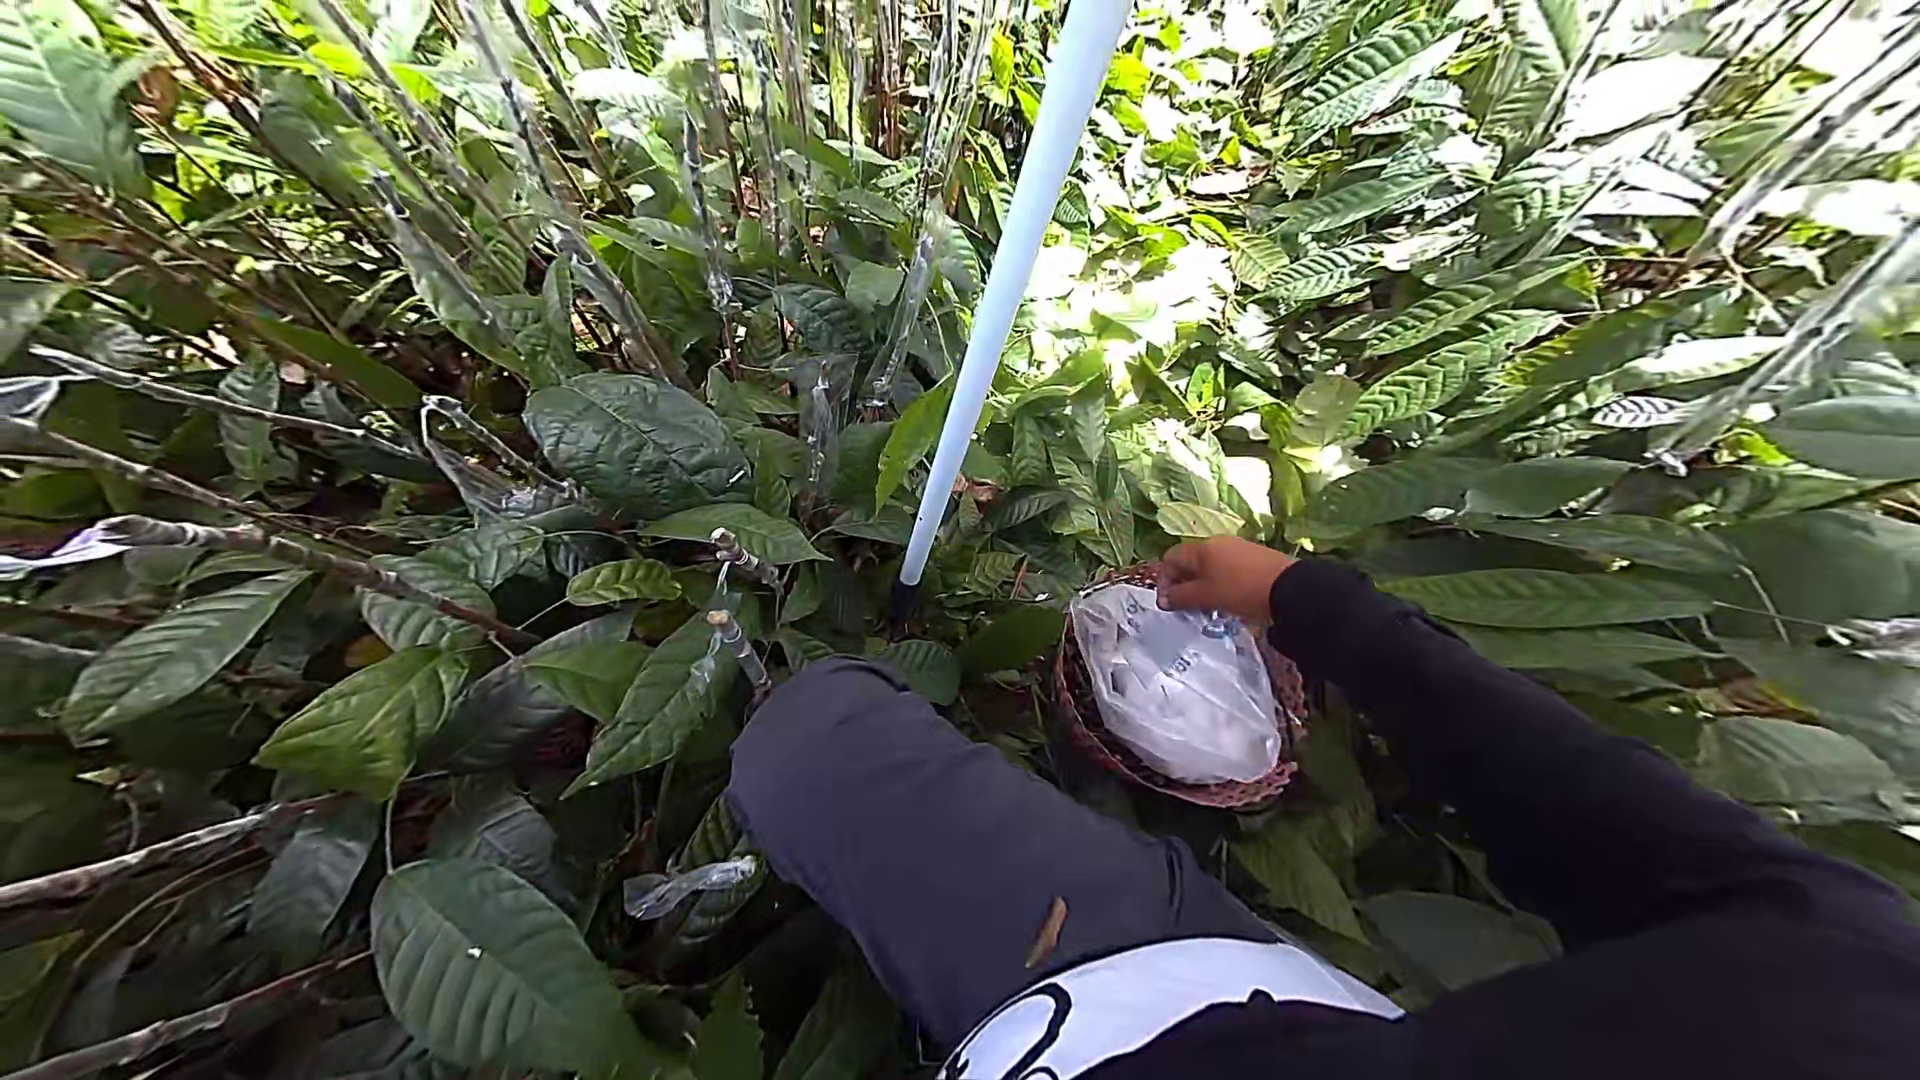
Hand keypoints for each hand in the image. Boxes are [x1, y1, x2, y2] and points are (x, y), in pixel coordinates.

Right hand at [1157, 537, 1296, 625]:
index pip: (1170, 558)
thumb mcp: (1206, 597)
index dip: (1165, 578)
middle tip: (1189, 605)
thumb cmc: (1240, 590)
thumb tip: (1163, 598)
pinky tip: (1231, 597)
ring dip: (1204, 583)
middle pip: (1190, 560)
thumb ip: (1180, 597)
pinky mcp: (1254, 555)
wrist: (1290, 588)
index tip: (1171, 600)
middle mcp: (1216, 542)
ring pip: (1209, 564)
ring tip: (1211, 604)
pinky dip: (1222, 581)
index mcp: (1200, 548)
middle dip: (1184, 582)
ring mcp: (1237, 547)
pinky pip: (1227, 567)